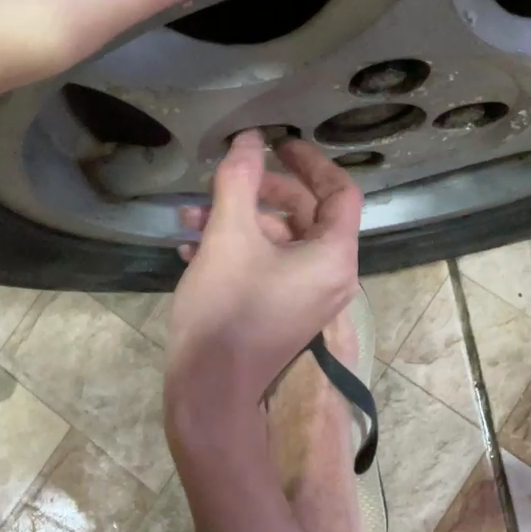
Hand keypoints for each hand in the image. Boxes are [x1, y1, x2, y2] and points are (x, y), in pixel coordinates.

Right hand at [164, 132, 364, 419]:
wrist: (211, 393)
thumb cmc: (225, 311)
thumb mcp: (228, 236)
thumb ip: (240, 179)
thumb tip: (249, 137)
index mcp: (334, 256)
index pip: (341, 191)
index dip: (312, 161)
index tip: (280, 143)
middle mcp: (331, 276)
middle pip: (307, 214)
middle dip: (261, 192)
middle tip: (226, 179)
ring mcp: (308, 298)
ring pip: (280, 241)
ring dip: (238, 220)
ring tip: (189, 218)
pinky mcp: (284, 313)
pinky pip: (270, 267)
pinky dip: (238, 250)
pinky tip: (191, 248)